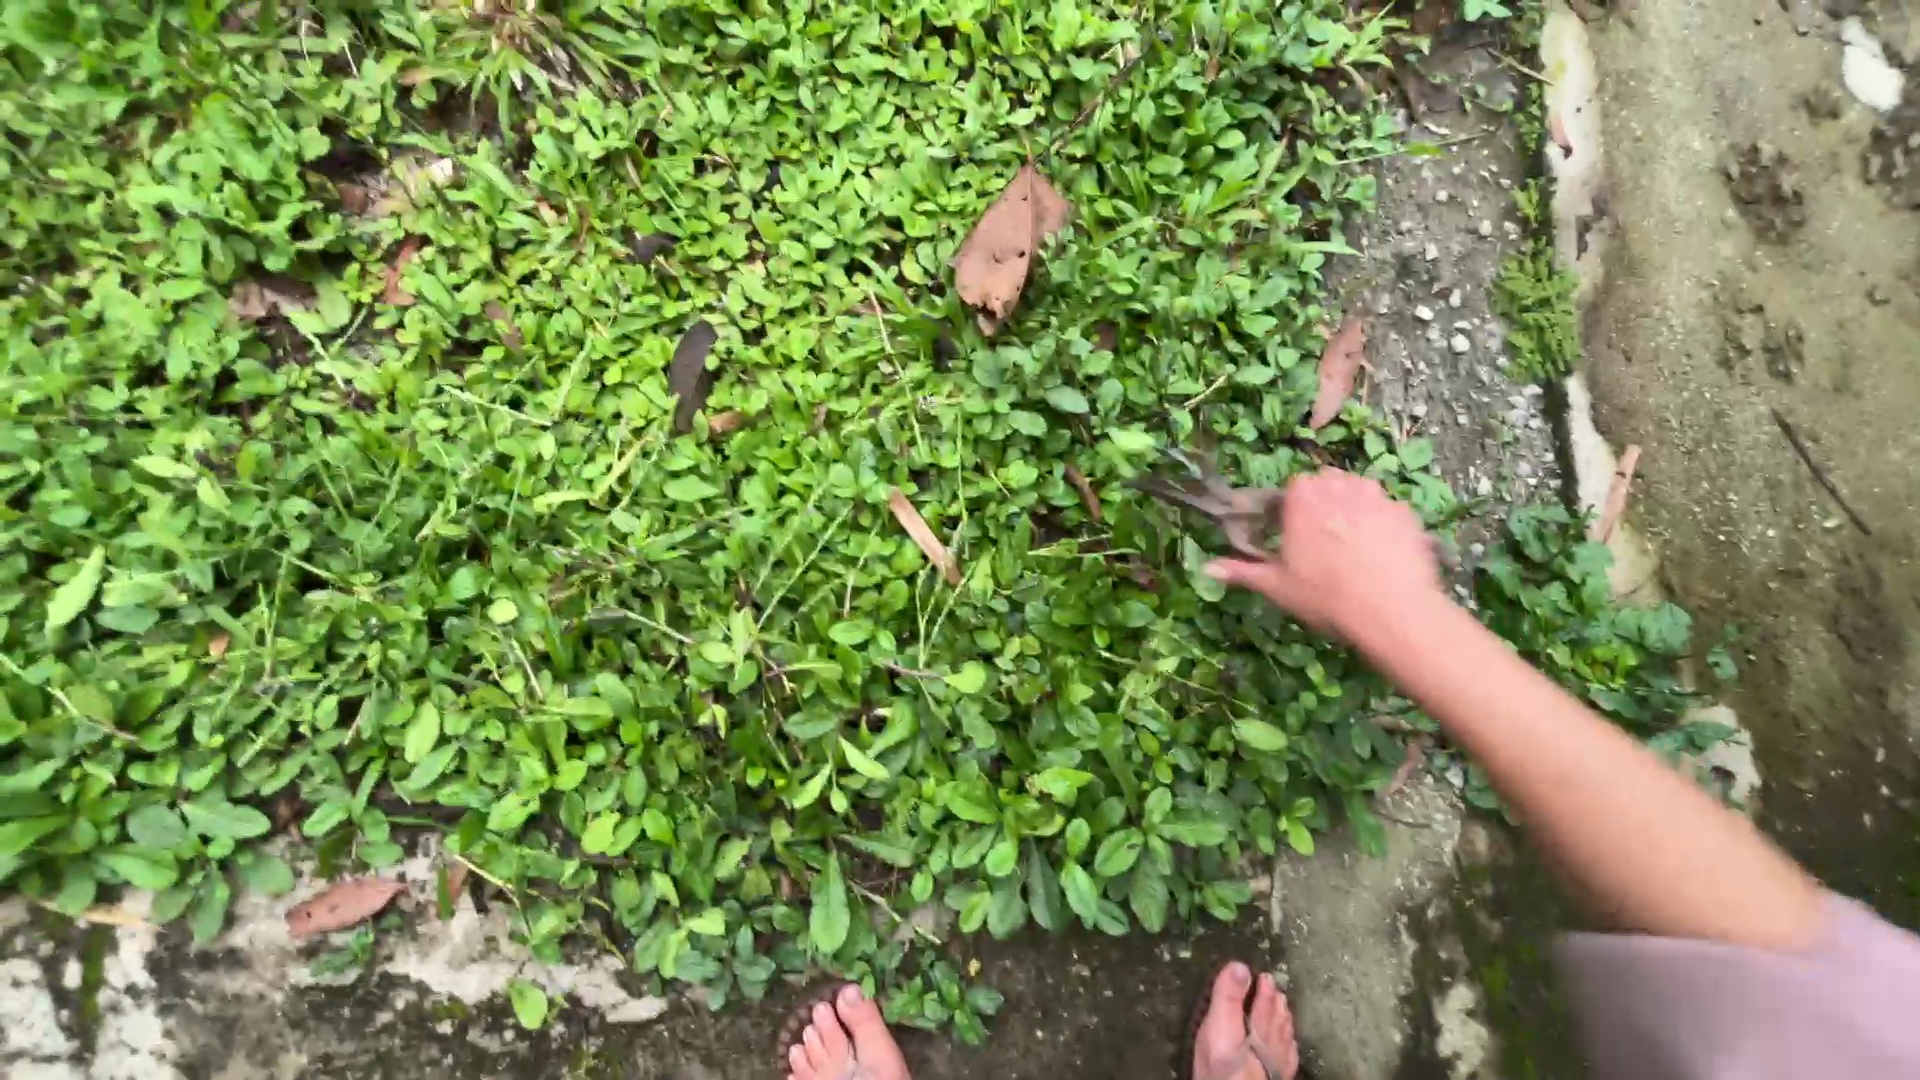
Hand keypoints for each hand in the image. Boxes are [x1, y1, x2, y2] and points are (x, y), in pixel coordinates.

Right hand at [1206, 468, 1444, 646]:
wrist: (1392, 611)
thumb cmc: (1325, 595)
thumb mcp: (1277, 586)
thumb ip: (1242, 571)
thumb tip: (1206, 568)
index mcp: (1304, 497)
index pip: (1295, 486)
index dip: (1294, 507)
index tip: (1293, 531)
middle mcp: (1340, 486)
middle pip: (1328, 483)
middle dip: (1324, 502)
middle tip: (1321, 539)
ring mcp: (1378, 497)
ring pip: (1360, 492)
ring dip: (1353, 508)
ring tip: (1353, 545)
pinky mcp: (1408, 514)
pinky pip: (1389, 511)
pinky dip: (1383, 525)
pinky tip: (1381, 554)